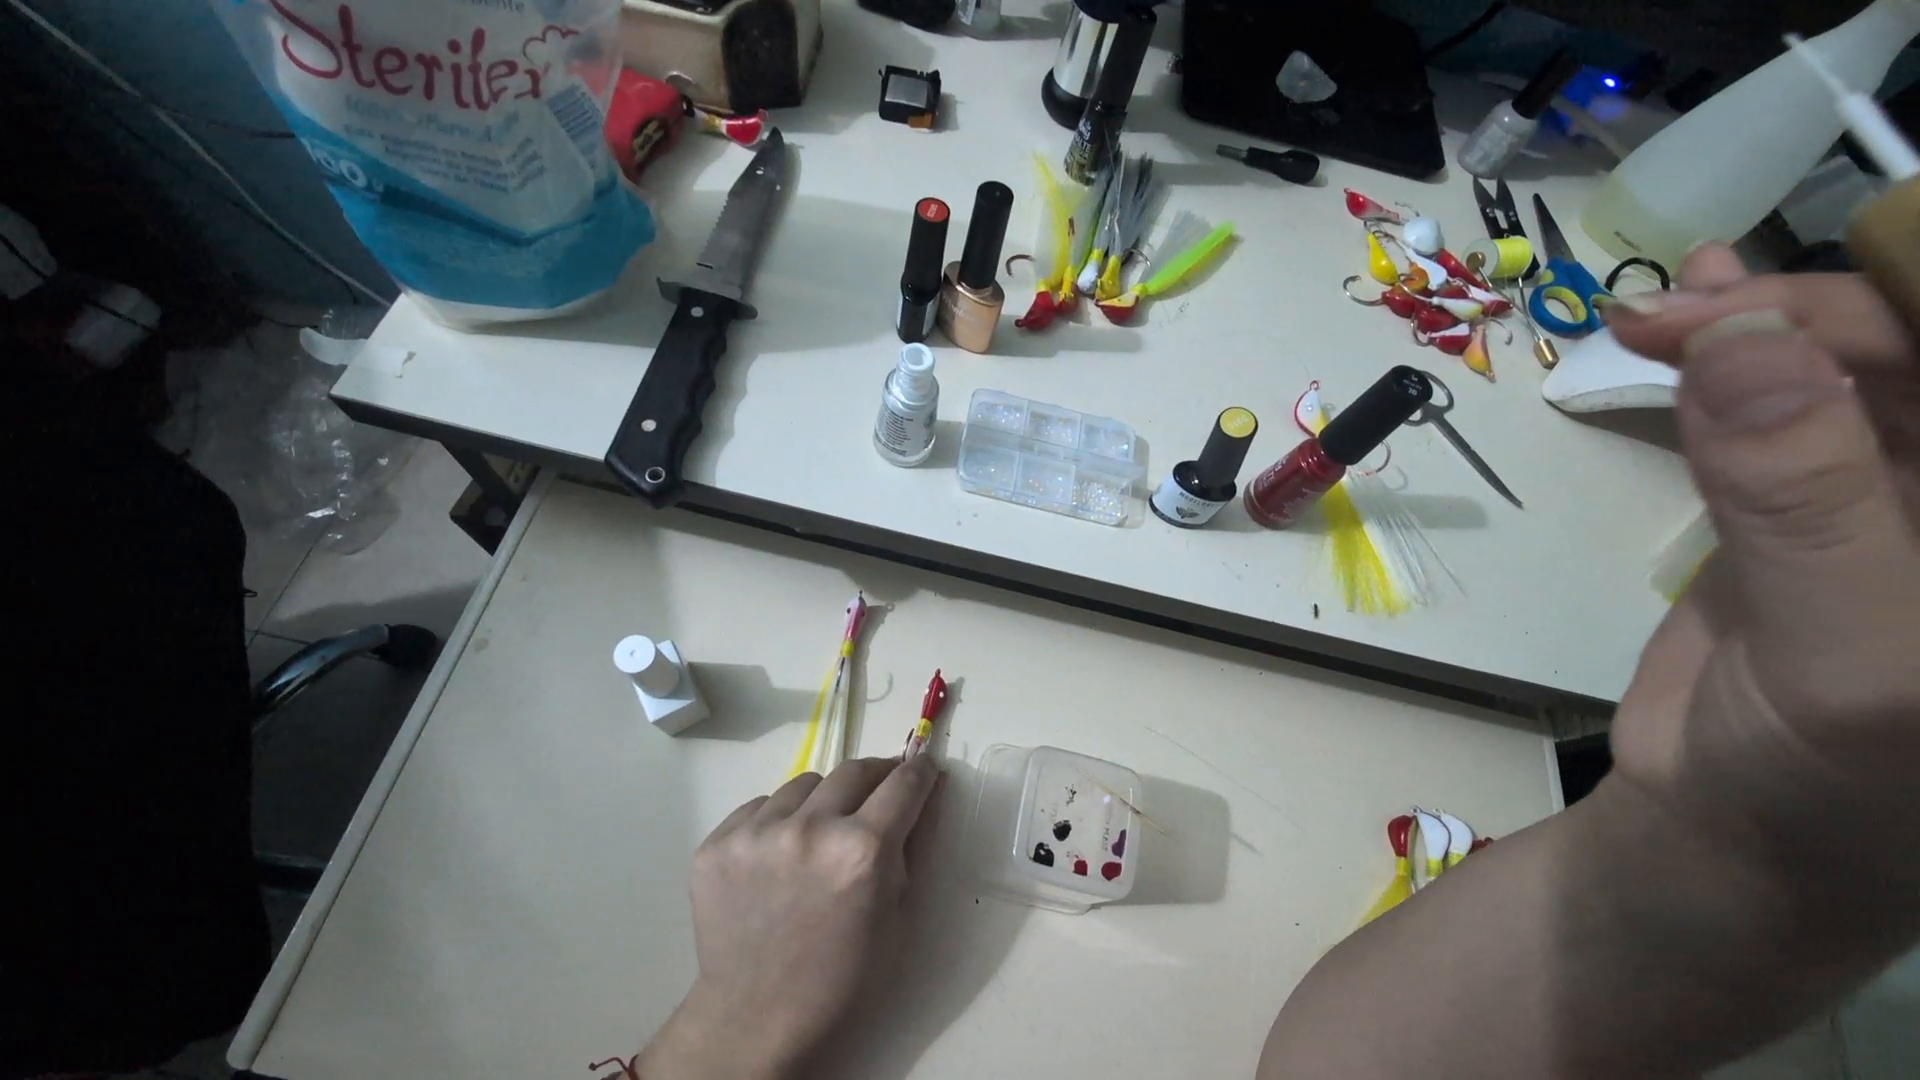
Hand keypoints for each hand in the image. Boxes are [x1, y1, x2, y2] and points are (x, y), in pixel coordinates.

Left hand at [638, 755, 939, 1079]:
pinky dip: (779, 820)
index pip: (903, 784)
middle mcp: (810, 829)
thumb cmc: (843, 978)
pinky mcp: (718, 842)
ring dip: (823, 800)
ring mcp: (756, 833)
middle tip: (881, 792)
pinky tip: (780, 858)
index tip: (923, 766)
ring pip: (805, 784)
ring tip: (821, 837)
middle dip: (877, 776)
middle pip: (854, 771)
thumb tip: (929, 789)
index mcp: (862, 851)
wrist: (756, 1018)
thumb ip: (916, 846)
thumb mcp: (901, 918)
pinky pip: (761, 806)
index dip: (919, 771)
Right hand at [1604, 246, 1919, 884]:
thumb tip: (1733, 338)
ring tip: (1662, 306)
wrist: (1730, 825)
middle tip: (1690, 307)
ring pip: (1860, 363)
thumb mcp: (1843, 653)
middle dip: (1827, 308)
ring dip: (1764, 319)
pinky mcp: (1822, 501)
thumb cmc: (1834, 779)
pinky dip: (1733, 355)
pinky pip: (1789, 404)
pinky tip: (1687, 321)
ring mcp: (1915, 494)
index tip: (1857, 253)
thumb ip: (1804, 502)